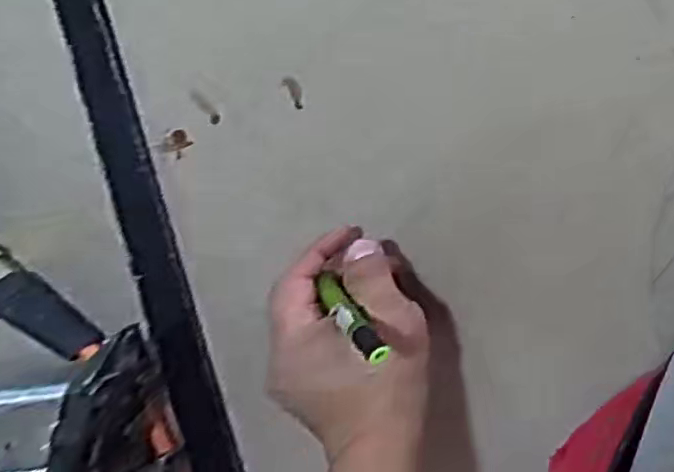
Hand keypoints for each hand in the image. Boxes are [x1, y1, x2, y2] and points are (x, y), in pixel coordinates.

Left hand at [267, 227, 430, 470]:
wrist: (384, 444)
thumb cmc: (389, 380)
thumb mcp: (392, 320)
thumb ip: (373, 280)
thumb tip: (359, 246)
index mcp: (294, 341)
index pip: (294, 282)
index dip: (321, 250)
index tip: (356, 230)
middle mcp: (281, 357)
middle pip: (298, 298)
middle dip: (334, 267)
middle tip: (375, 253)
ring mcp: (289, 375)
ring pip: (308, 315)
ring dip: (340, 288)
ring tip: (380, 277)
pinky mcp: (305, 384)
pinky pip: (314, 332)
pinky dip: (338, 310)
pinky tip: (369, 310)